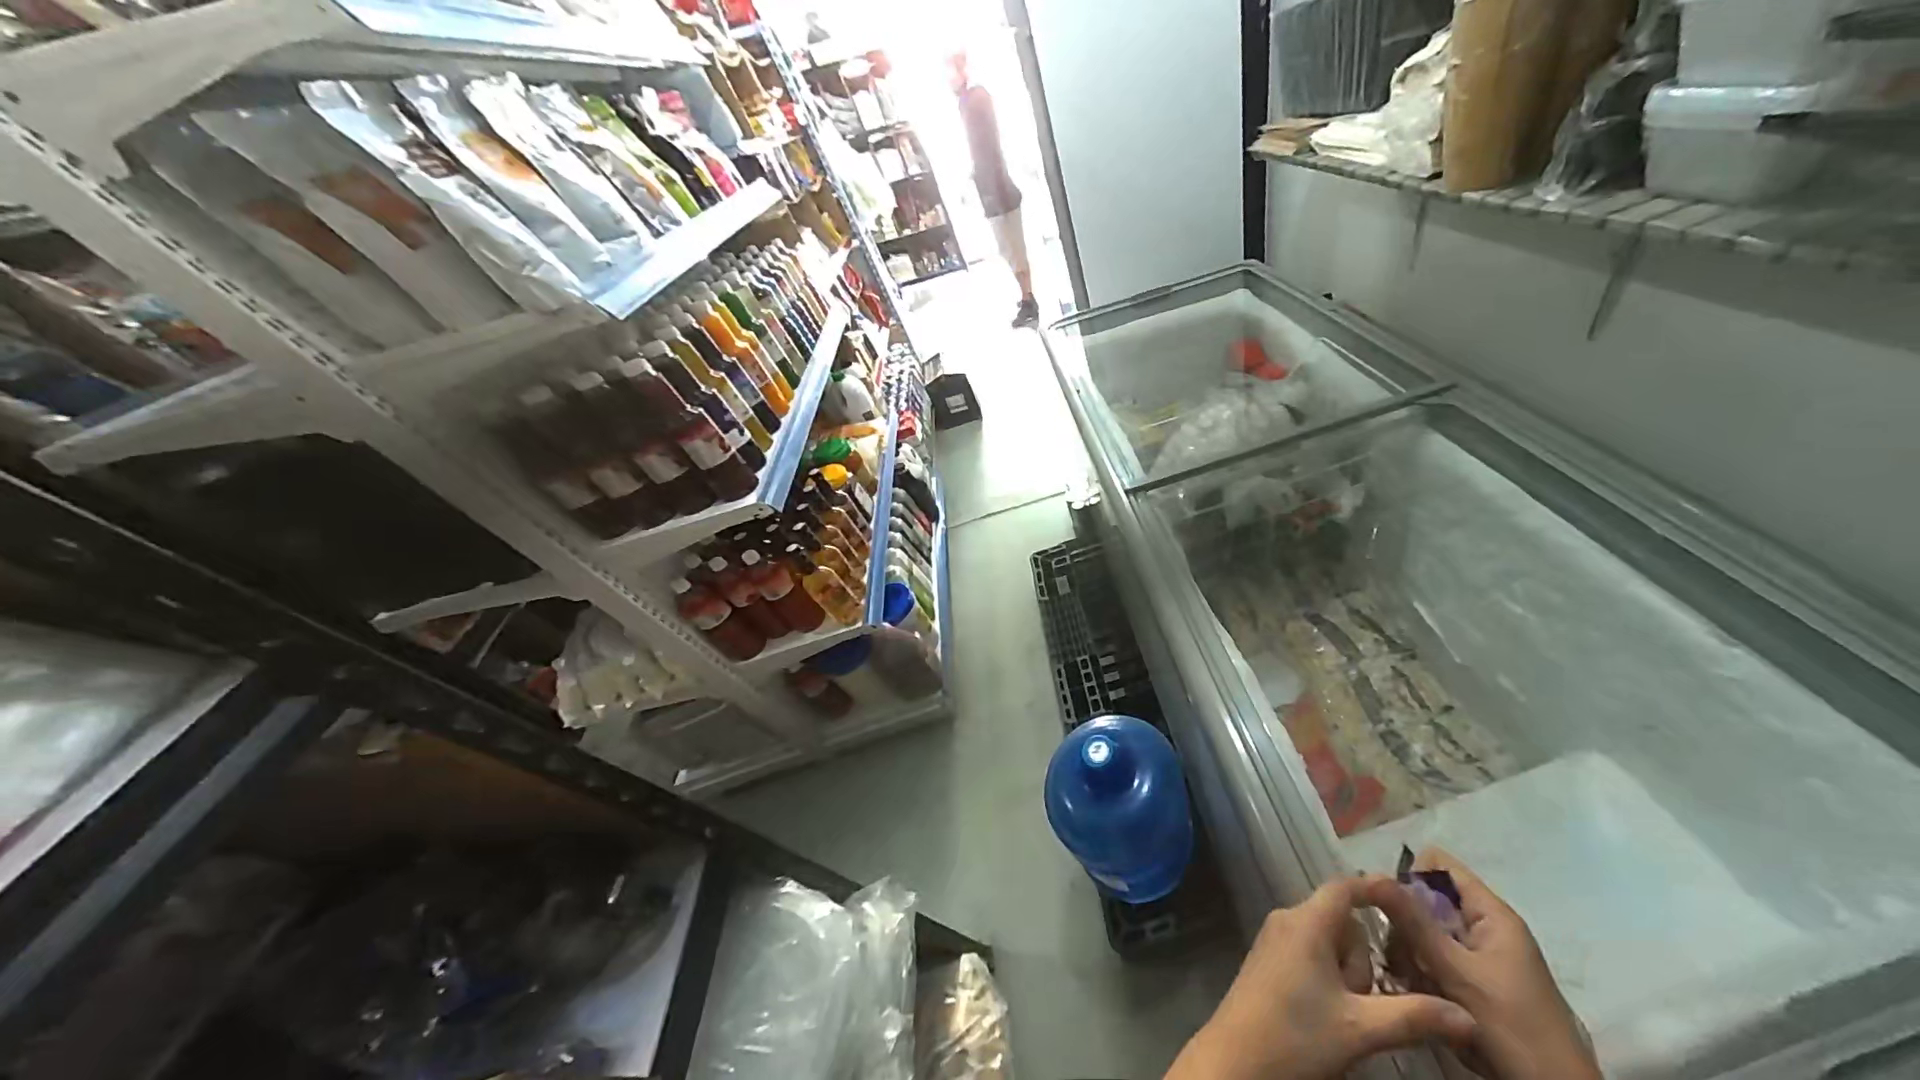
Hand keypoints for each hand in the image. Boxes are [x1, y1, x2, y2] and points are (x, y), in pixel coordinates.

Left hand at [1167, 878, 1474, 1079]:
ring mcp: (1274, 941)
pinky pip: (1310, 955)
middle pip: (1341, 922)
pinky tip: (1331, 1015)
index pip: (1344, 888)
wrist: (1236, 1061)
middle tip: (1365, 999)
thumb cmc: (1296, 1035)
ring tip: (1346, 1014)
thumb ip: (1416, 1017)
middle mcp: (1286, 921)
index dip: (1375, 889)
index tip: (1409, 903)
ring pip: (1328, 943)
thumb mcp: (1361, 1029)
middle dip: (1362, 957)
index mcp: (1305, 922)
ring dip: (1347, 974)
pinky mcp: (1268, 962)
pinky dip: (1329, 978)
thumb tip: (1469, 1017)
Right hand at [1369, 849, 1600, 1079]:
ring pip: (1426, 933)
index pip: (1438, 864)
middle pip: (1427, 901)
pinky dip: (1421, 973)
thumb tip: (1372, 873)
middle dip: (1405, 925)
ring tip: (1409, 982)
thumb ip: (1413, 922)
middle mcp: (1486, 927)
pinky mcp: (1476, 982)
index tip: (1390, 908)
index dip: (1409, 877)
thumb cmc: (1512, 1026)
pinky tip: (1417, 994)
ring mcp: (1481, 956)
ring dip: (1410, 954)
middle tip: (1399, 957)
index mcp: (1491, 914)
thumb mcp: (1455, 971)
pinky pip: (1435, 960)